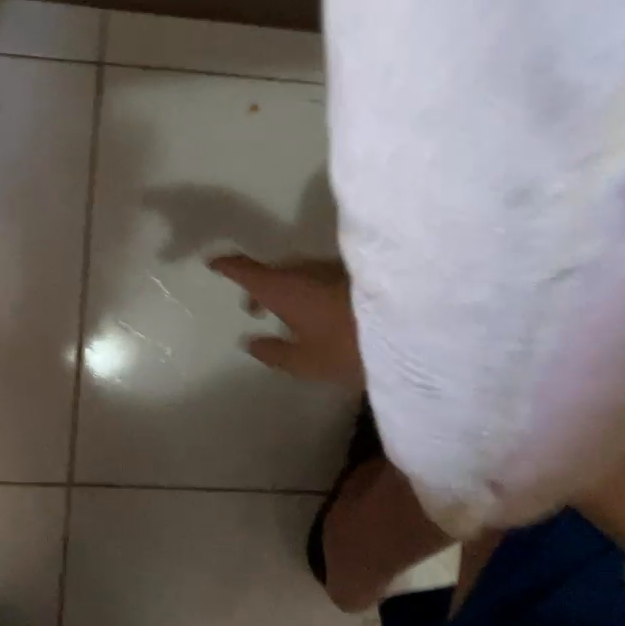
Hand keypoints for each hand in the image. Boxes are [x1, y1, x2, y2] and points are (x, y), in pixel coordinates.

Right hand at [208, 255, 363, 389]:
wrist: (411, 326)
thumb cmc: (349, 346)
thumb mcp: (307, 362)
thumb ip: (275, 352)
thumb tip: (251, 342)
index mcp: (283, 288)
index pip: (246, 270)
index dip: (228, 266)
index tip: (213, 263)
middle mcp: (302, 270)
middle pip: (272, 271)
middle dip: (259, 286)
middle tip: (253, 308)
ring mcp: (328, 267)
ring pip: (297, 273)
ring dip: (285, 288)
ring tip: (285, 314)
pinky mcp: (351, 273)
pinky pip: (317, 276)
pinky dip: (307, 289)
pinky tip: (316, 312)